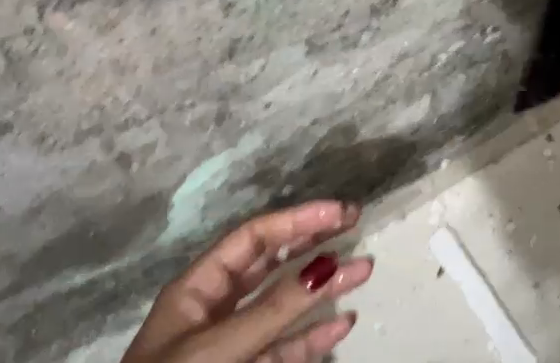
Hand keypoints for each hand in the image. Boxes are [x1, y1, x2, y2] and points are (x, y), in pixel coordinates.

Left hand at [121, 200, 373, 362]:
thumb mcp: (218, 347)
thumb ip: (273, 309)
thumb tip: (330, 264)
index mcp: (195, 289)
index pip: (253, 238)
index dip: (297, 220)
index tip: (339, 211)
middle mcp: (214, 311)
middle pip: (270, 263)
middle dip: (312, 241)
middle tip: (355, 221)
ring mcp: (230, 347)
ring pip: (283, 307)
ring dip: (322, 288)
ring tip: (364, 269)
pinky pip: (285, 349)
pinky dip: (313, 337)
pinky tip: (343, 324)